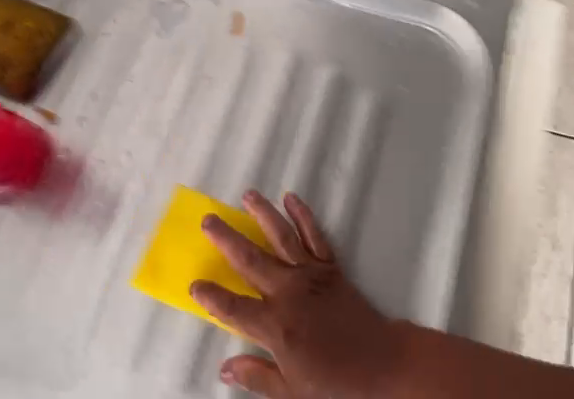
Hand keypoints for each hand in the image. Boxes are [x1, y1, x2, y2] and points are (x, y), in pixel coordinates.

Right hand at [190, 190, 407, 397]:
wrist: (379, 363)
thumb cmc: (334, 382)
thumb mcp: (290, 391)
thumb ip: (256, 376)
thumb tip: (224, 368)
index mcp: (275, 326)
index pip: (233, 309)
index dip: (212, 297)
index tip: (194, 285)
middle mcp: (289, 292)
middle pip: (251, 260)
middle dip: (227, 240)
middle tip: (209, 220)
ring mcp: (310, 275)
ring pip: (281, 237)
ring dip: (263, 214)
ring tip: (247, 195)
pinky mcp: (330, 267)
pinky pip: (314, 235)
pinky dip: (303, 215)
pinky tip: (291, 198)